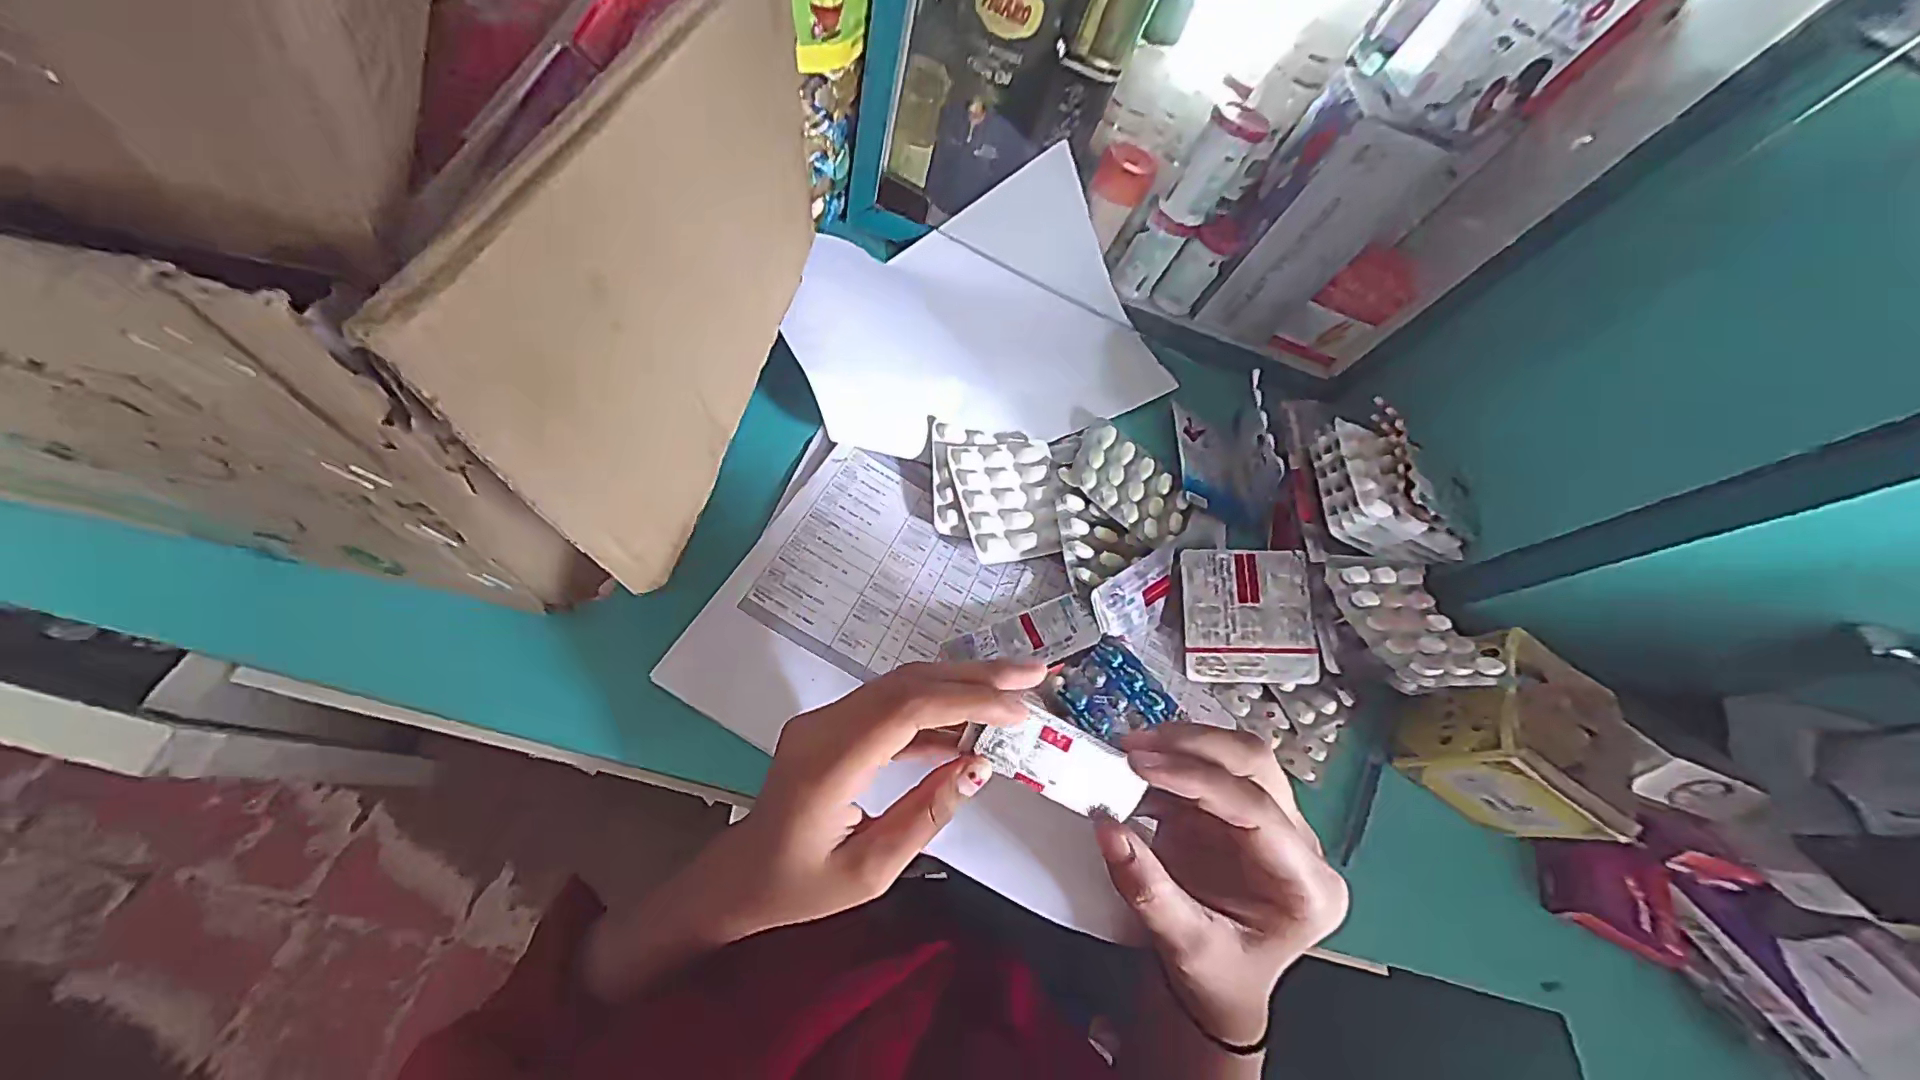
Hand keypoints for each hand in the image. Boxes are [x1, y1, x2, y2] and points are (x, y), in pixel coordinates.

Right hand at [1095, 723, 1348, 1046]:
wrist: (1216, 988)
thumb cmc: (1217, 977)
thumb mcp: (1185, 946)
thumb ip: (1148, 890)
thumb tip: (1108, 828)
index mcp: (1306, 884)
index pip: (1256, 807)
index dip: (1197, 779)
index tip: (1142, 765)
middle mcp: (1297, 843)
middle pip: (1253, 763)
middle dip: (1192, 745)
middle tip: (1134, 748)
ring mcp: (1267, 819)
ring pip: (1234, 754)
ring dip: (1180, 743)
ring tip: (1130, 750)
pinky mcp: (1233, 808)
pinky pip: (1204, 767)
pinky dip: (1167, 761)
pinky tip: (1135, 770)